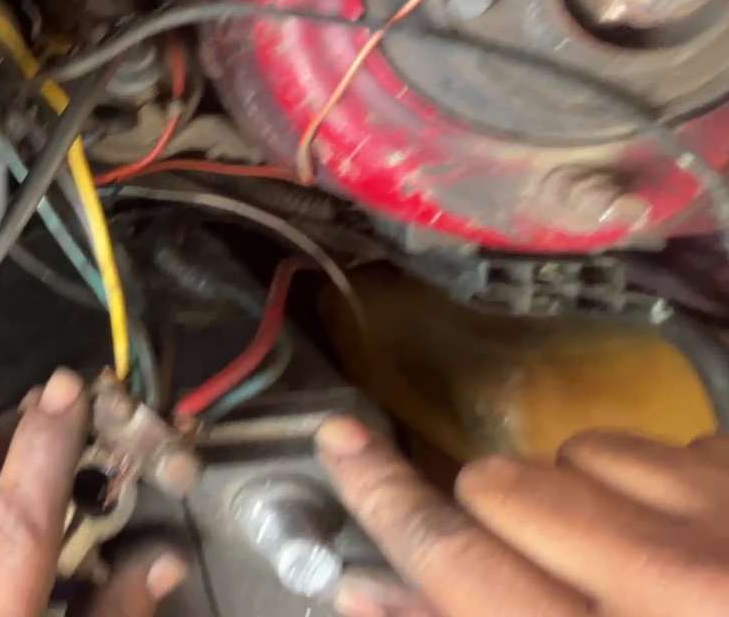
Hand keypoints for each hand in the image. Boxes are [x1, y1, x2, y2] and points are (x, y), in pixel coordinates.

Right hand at [317, 416, 728, 615]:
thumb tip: (361, 590)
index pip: (452, 552)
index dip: (381, 494)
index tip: (339, 440)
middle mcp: (685, 588)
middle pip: (503, 483)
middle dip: (516, 516)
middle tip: (568, 562)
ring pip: (587, 452)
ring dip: (602, 495)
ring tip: (667, 554)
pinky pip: (679, 445)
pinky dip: (681, 484)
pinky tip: (724, 534)